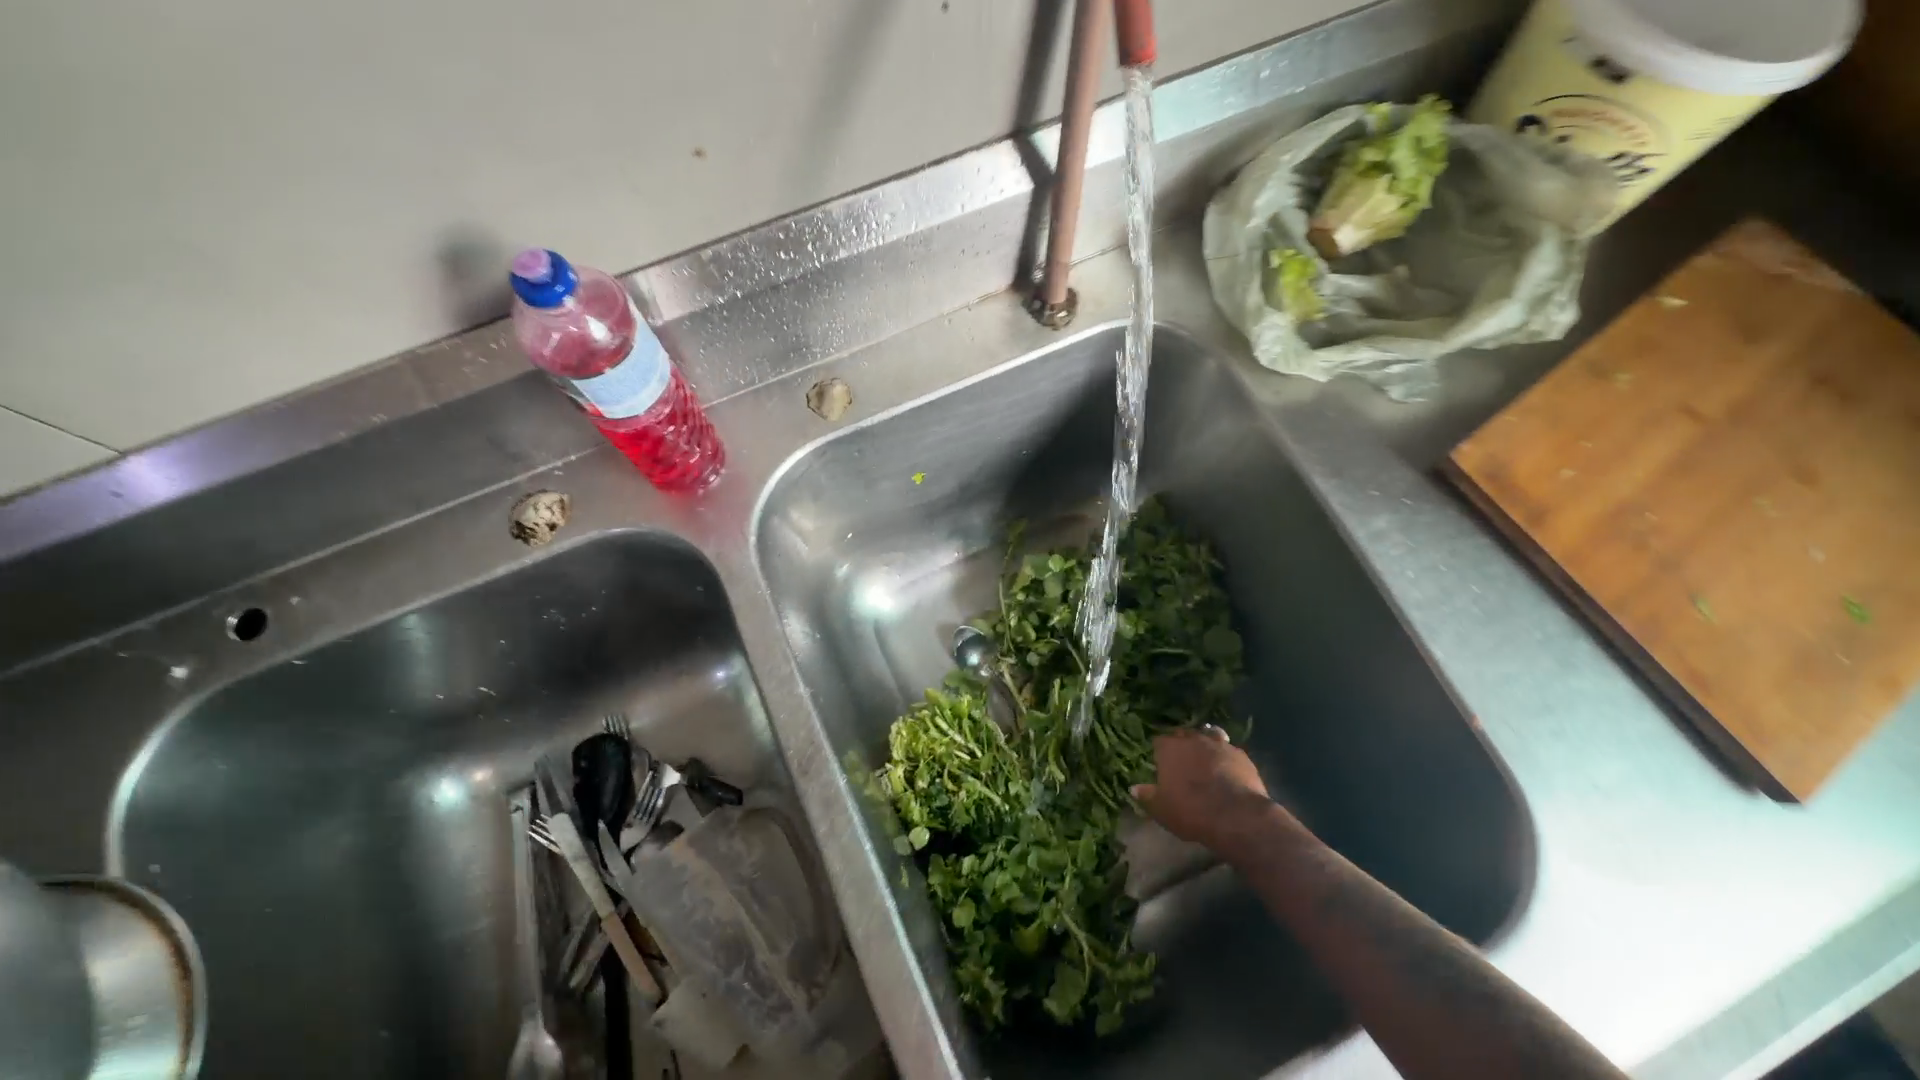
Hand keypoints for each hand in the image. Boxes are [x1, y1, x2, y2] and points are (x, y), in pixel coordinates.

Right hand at [1131, 726, 1276, 851]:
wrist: (1236, 816)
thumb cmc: (1191, 811)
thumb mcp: (1161, 809)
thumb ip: (1146, 796)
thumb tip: (1134, 788)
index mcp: (1170, 749)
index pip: (1158, 741)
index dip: (1158, 751)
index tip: (1159, 762)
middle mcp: (1193, 739)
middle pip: (1183, 734)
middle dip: (1181, 744)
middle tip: (1181, 760)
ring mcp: (1219, 744)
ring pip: (1208, 736)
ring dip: (1204, 745)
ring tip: (1204, 757)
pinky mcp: (1241, 755)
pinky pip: (1228, 749)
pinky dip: (1224, 756)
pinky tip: (1226, 767)